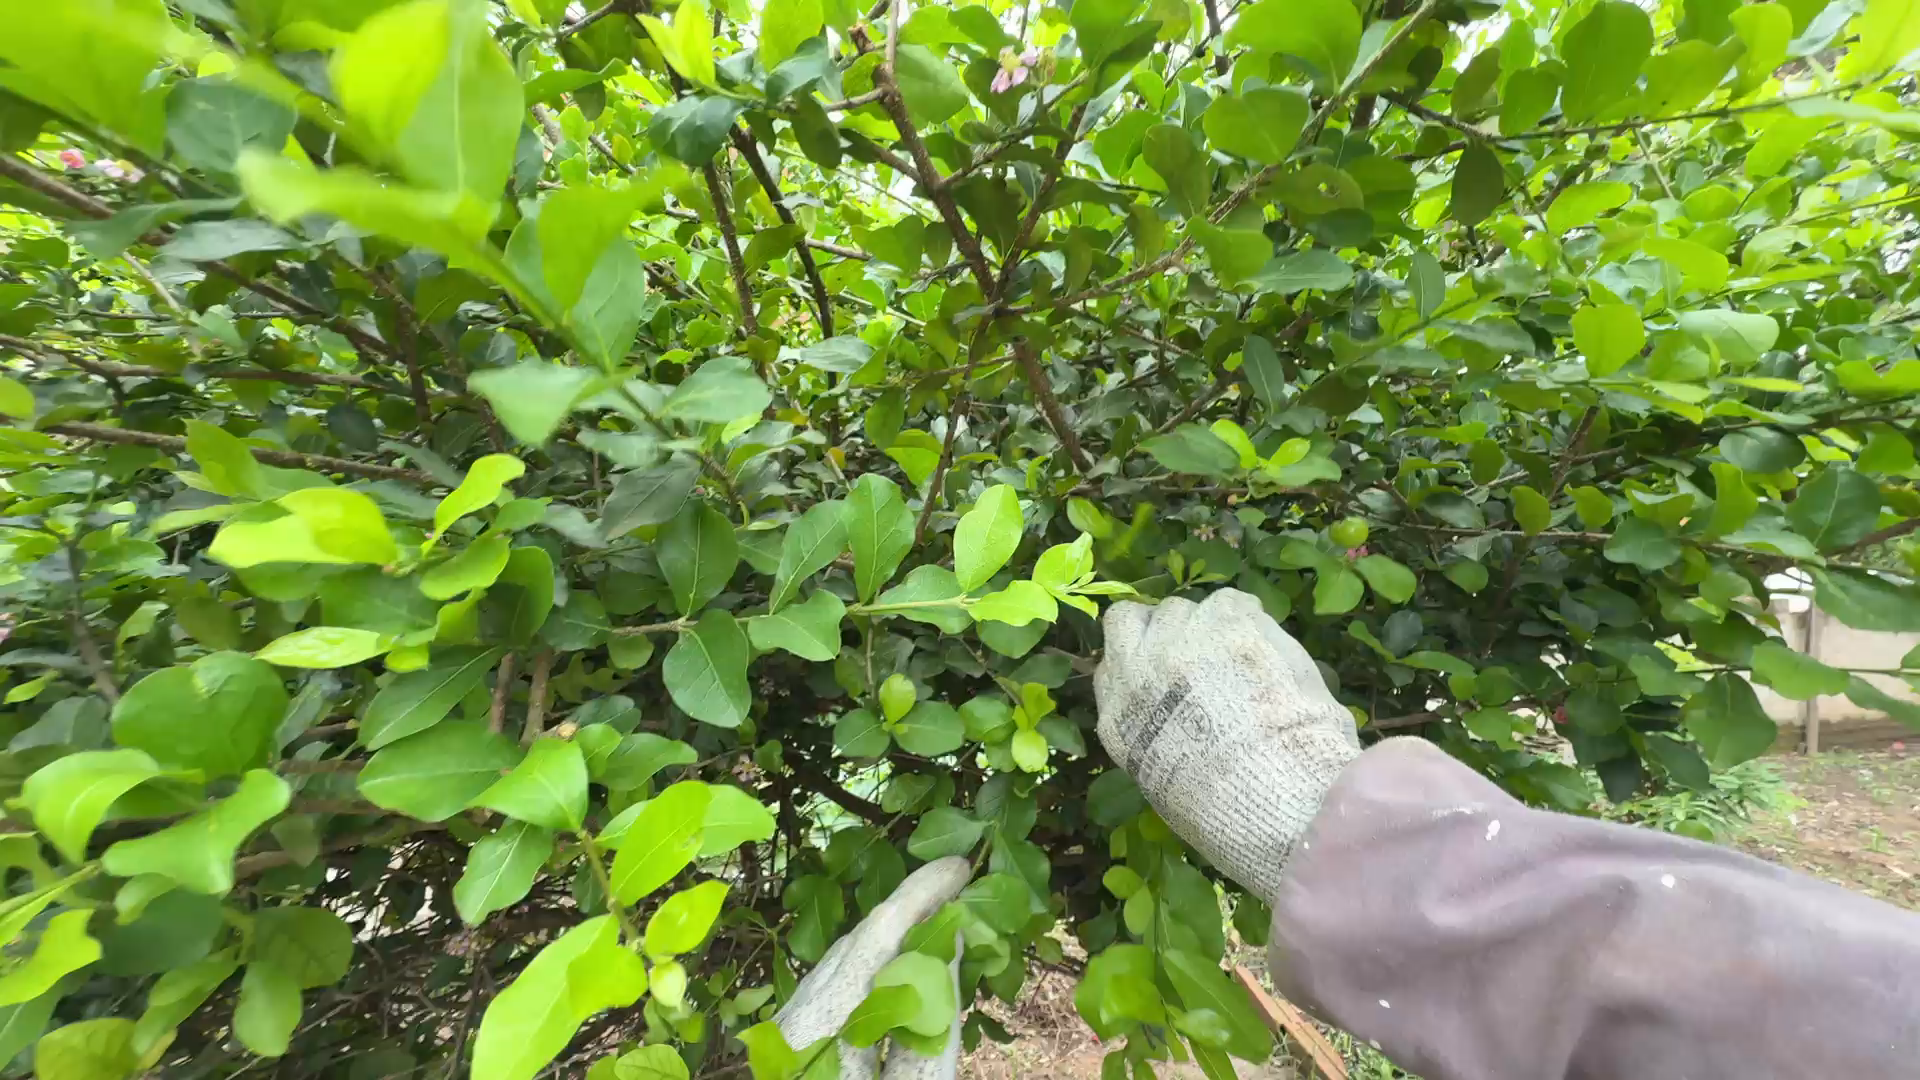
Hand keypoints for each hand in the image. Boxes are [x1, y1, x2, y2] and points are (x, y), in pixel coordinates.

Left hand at [773, 856, 970, 1079]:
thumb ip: (935, 1014)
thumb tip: (951, 939)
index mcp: (825, 1026)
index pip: (876, 937)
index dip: (920, 896)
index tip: (960, 868)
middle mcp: (798, 1018)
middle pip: (860, 942)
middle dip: (912, 910)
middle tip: (961, 886)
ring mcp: (791, 1028)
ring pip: (849, 960)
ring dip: (897, 936)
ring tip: (942, 916)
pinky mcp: (795, 1039)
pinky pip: (842, 985)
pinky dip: (879, 967)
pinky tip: (909, 965)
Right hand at [1094, 588, 1360, 903]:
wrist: (1276, 797)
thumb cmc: (1227, 809)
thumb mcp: (1160, 779)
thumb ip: (1149, 730)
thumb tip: (1168, 707)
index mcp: (1118, 716)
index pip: (1111, 660)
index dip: (1139, 652)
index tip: (1164, 663)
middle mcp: (1138, 668)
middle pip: (1140, 619)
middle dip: (1169, 632)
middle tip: (1203, 654)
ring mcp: (1179, 640)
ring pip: (1184, 608)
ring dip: (1207, 626)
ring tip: (1241, 659)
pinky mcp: (1225, 621)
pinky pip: (1228, 602)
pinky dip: (1245, 620)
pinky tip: (1264, 650)